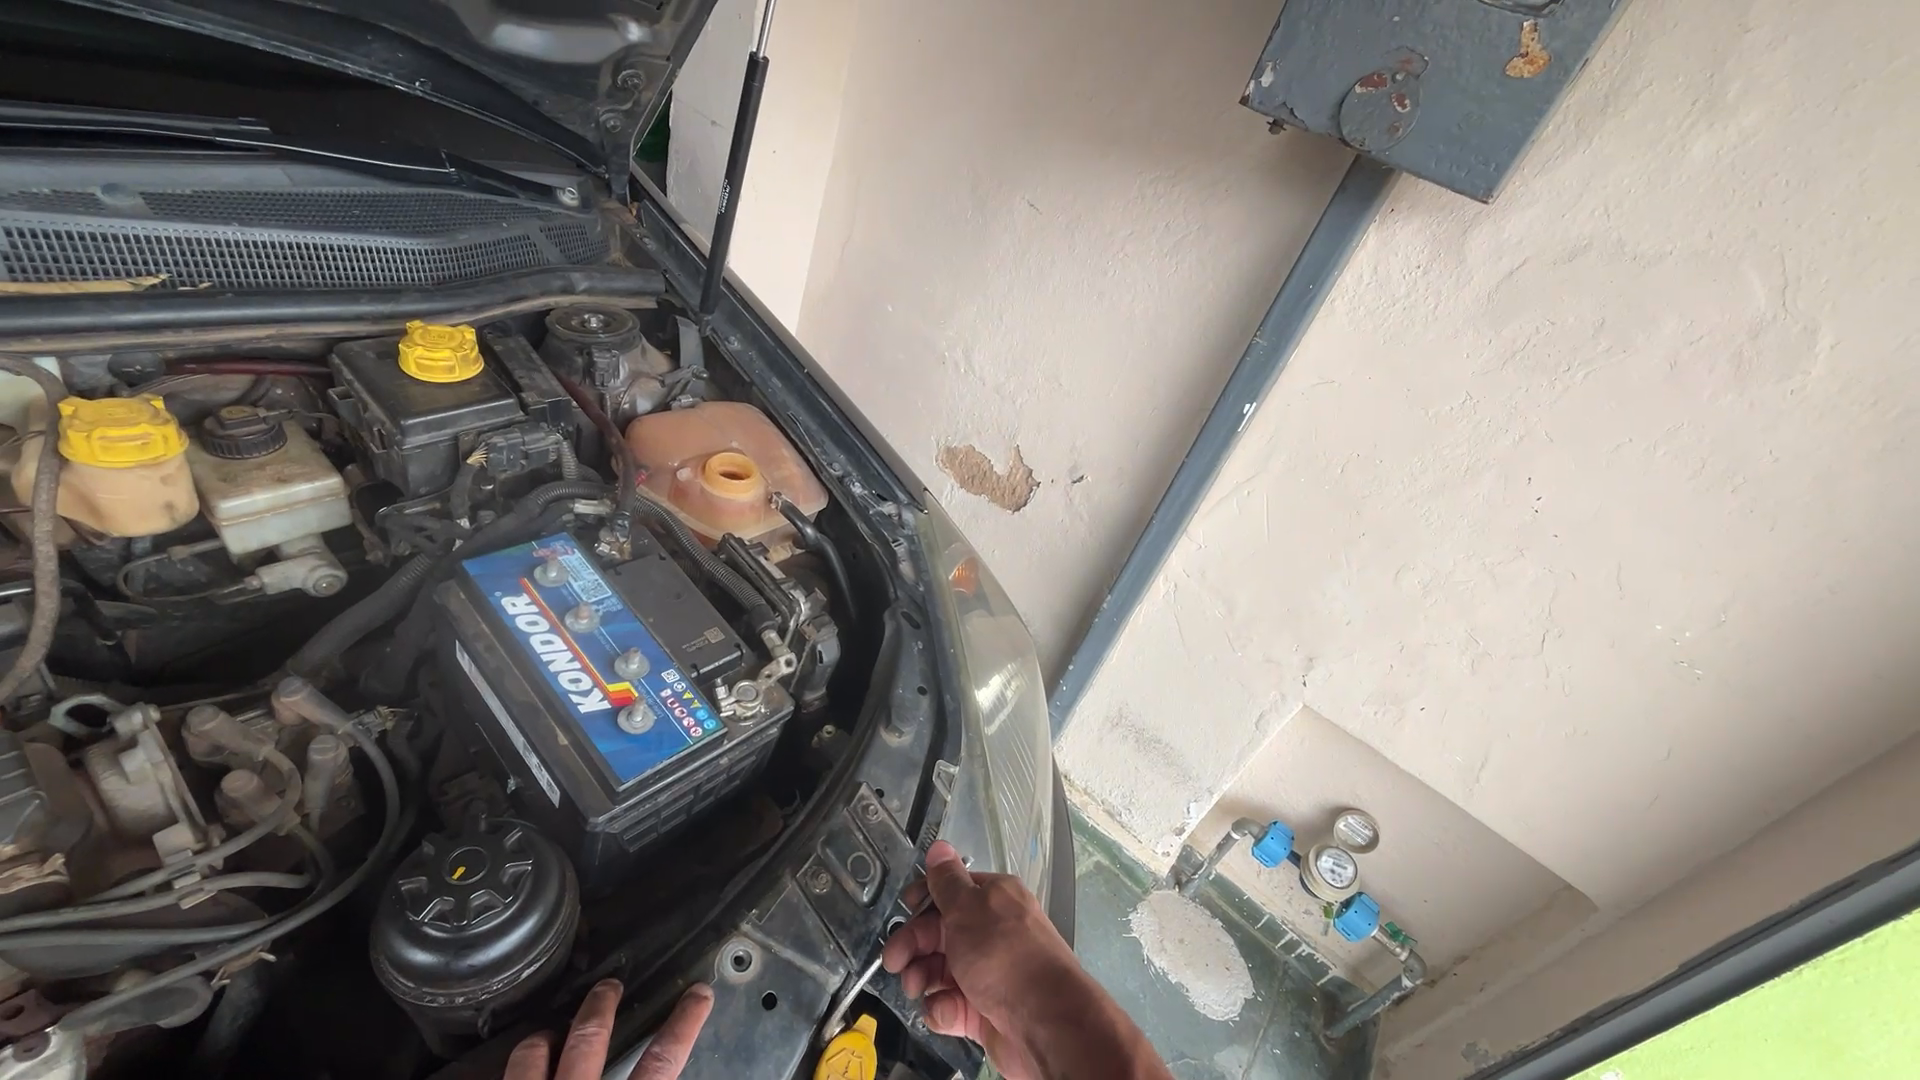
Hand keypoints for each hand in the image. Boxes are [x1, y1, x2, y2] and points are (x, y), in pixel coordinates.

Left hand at [505, 980, 712, 1079]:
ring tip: (545, 1035)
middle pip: (588, 1042)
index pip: (659, 1065)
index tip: (699, 994)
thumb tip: (660, 1073)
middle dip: (600, 1007)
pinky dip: (506, 1077)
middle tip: (609, 986)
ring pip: (529, 1062)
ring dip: (539, 1042)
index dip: (682, 1026)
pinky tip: (509, 1077)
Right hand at [880, 841, 1079, 1079]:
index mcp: (992, 899)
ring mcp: (986, 972)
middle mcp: (990, 932)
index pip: (950, 891)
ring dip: (922, 977)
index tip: (903, 908)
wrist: (1045, 1022)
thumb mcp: (969, 908)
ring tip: (916, 988)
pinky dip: (942, 1008)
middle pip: (938, 932)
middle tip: (894, 960)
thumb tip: (938, 846)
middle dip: (913, 944)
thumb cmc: (1005, 954)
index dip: (923, 899)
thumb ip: (947, 881)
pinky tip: (945, 1010)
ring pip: (939, 970)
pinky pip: (950, 1004)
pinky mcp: (983, 1010)